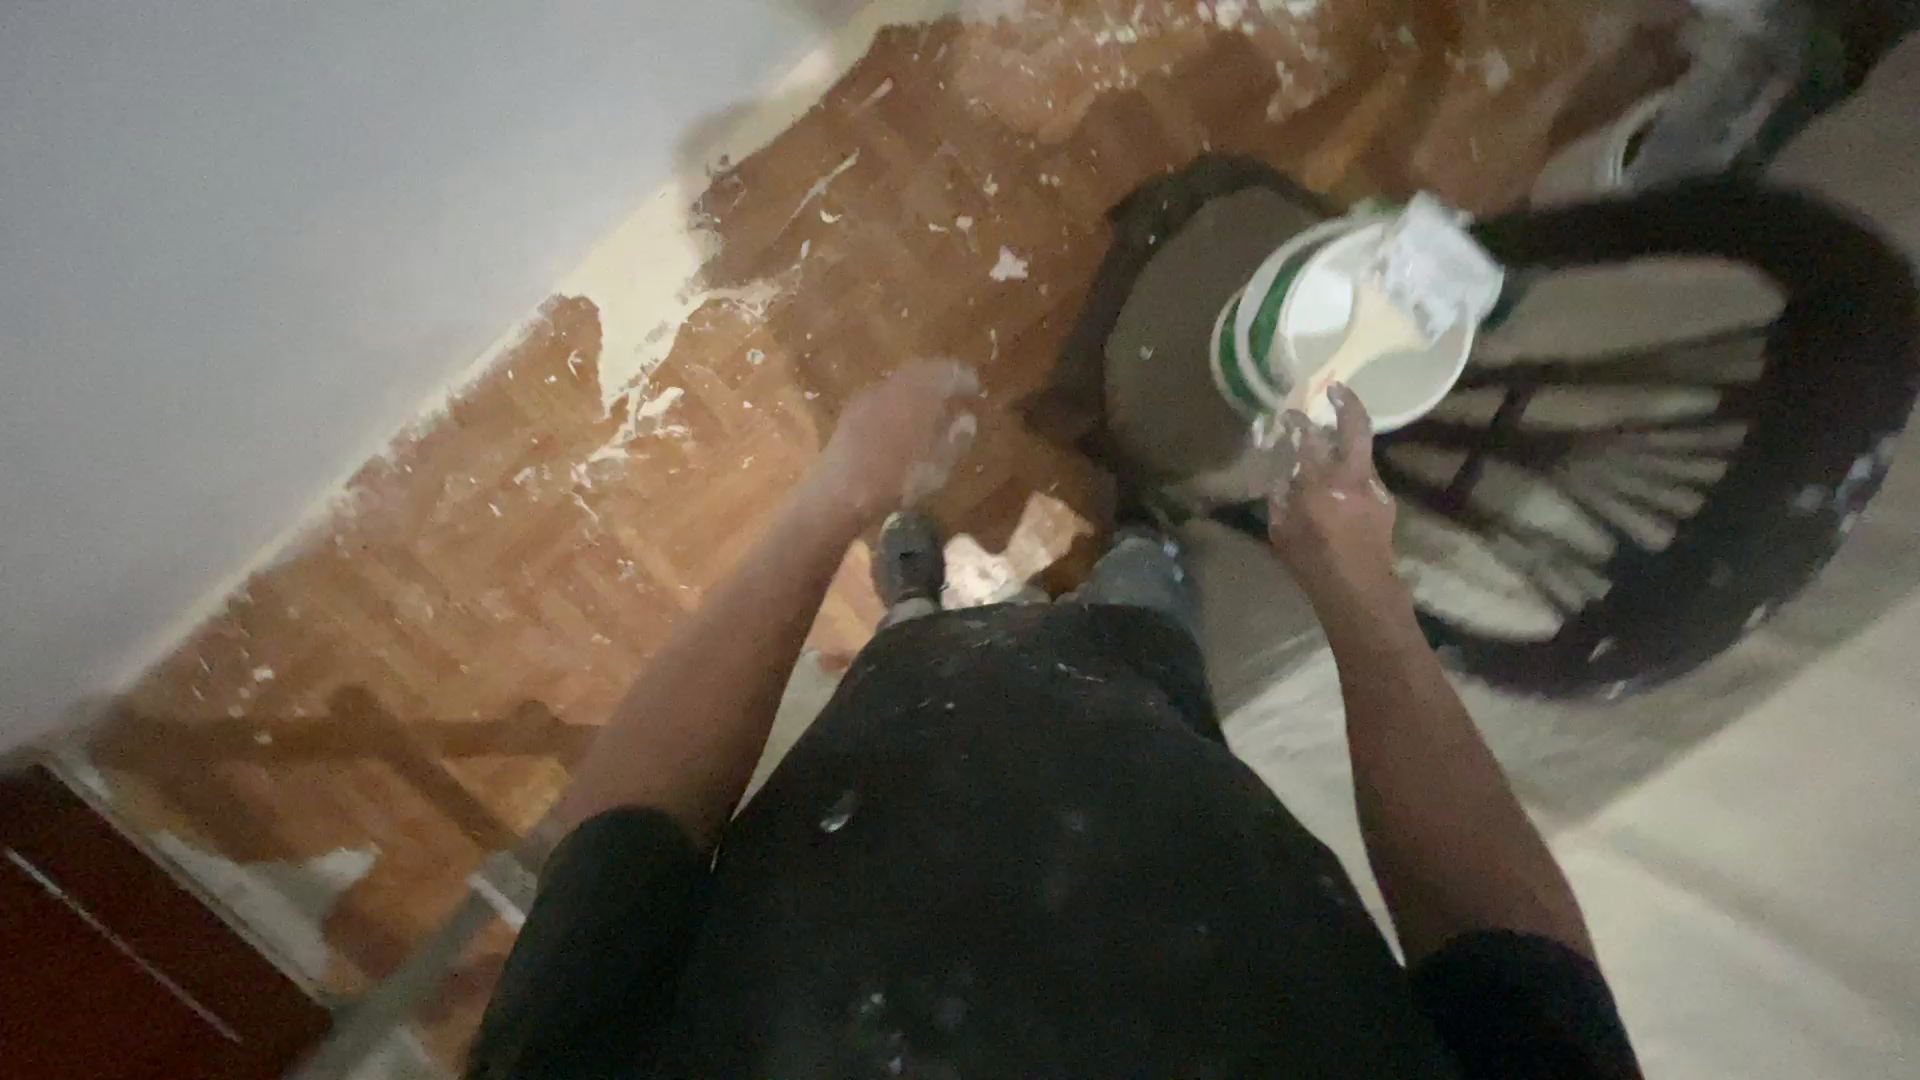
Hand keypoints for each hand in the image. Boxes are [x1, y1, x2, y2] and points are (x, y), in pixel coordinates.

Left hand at [810, 359, 982, 525]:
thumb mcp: (939, 468)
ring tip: (931, 406)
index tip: (975, 389)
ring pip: (902, 381)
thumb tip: (967, 419)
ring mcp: (871, 395)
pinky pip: (884, 395)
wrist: (840, 491)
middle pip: (923, 370)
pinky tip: (903, 418)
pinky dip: (899, 400)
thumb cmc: (897, 481)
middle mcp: (896, 385)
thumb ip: (957, 439)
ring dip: (919, 388)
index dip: (965, 379)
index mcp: (922, 393)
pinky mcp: (853, 410)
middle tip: (955, 391)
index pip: (949, 373)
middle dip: (941, 378)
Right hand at [1257, 384, 1400, 603]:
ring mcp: (1374, 487)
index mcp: (1320, 482)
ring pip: (1362, 452)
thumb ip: (1280, 498)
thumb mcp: (1281, 530)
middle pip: (1356, 427)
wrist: (1358, 588)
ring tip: (1330, 440)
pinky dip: (1350, 471)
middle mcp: (1351, 476)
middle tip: (1336, 387)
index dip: (1297, 421)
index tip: (1287, 414)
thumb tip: (1280, 477)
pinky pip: (1364, 477)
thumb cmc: (1311, 561)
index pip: (1308, 437)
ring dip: (1347, 440)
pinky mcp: (1385, 501)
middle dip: (1347, 402)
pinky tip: (1338, 486)